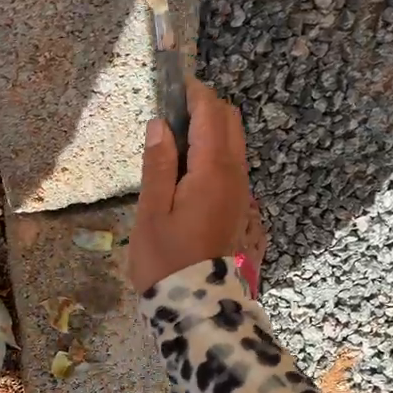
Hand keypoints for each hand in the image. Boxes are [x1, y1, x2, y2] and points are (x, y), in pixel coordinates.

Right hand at [127, 77, 252, 291]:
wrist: (195, 304)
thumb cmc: (165, 260)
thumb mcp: (151, 213)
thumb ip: (157, 166)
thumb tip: (160, 125)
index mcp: (213, 172)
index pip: (211, 114)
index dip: (193, 94)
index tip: (172, 87)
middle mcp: (236, 176)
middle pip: (230, 122)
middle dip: (205, 108)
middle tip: (172, 113)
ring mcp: (241, 193)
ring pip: (234, 144)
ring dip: (210, 131)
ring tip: (174, 142)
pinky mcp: (239, 208)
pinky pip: (232, 166)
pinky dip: (214, 153)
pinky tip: (187, 170)